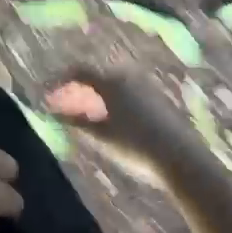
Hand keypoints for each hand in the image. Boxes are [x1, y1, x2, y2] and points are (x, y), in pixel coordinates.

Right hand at [44, 69, 198, 187]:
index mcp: (111, 83)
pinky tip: (114, 123)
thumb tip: (52, 113)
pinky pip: (128, 95)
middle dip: (79, 90)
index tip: (48, 92)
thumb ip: (75, 122)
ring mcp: (146, 89)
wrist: (183, 161)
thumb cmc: (136, 147)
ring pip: (114, 87)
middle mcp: (128, 78)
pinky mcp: (160, 102)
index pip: (79, 71)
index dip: (60, 80)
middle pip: (96, 78)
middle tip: (67, 107)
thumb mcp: (100, 137)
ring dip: (97, 97)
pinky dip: (113, 103)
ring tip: (88, 117)